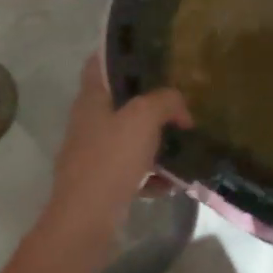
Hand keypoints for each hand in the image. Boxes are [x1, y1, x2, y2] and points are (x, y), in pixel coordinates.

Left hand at [45, 56, 190, 243]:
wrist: (86, 221)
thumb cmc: (110, 160)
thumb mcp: (142, 118)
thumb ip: (165, 101)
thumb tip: (181, 108)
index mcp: (91, 100)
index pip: (99, 63)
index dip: (120, 53)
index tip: (149, 51)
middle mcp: (89, 123)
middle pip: (121, 102)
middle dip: (151, 102)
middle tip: (181, 100)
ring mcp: (94, 155)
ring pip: (130, 138)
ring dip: (156, 141)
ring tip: (186, 143)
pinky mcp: (103, 183)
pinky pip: (133, 171)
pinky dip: (152, 174)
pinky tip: (174, 182)